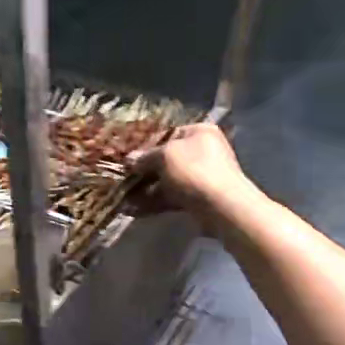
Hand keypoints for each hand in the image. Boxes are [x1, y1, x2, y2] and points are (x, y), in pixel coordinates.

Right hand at [127, 123, 262, 225]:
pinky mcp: (198, 200)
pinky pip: (172, 199)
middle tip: (123, 180)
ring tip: (123, 199)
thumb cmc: (194, 171)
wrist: (222, 207)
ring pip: (168, 182)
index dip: (146, 146)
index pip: (168, 135)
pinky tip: (134, 211)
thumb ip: (145, 157)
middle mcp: (203, 152)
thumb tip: (129, 160)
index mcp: (199, 132)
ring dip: (146, 191)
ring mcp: (201, 178)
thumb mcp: (165, 156)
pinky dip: (154, 204)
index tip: (128, 158)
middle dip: (144, 173)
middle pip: (167, 161)